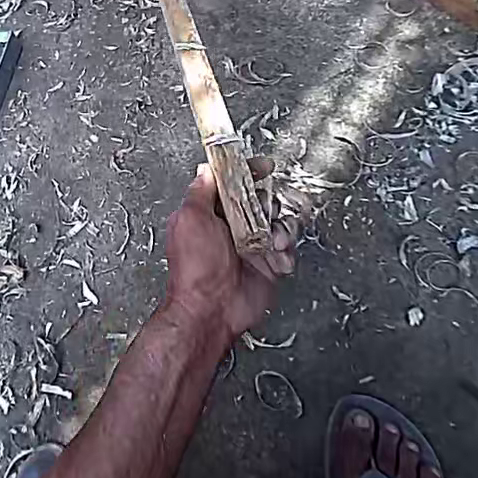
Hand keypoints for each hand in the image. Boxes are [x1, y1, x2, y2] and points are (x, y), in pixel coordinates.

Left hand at [163, 163, 294, 340]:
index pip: (234, 184)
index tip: (264, 167)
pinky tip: (276, 259)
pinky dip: (286, 251)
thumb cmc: (195, 269)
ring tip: (274, 241)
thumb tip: (206, 170)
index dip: (250, 173)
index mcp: (212, 213)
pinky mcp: (269, 264)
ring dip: (282, 228)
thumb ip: (200, 192)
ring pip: (280, 222)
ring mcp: (253, 245)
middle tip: (266, 213)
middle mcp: (234, 227)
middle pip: (263, 200)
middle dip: (271, 203)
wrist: (211, 309)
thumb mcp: (190, 219)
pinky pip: (287, 248)